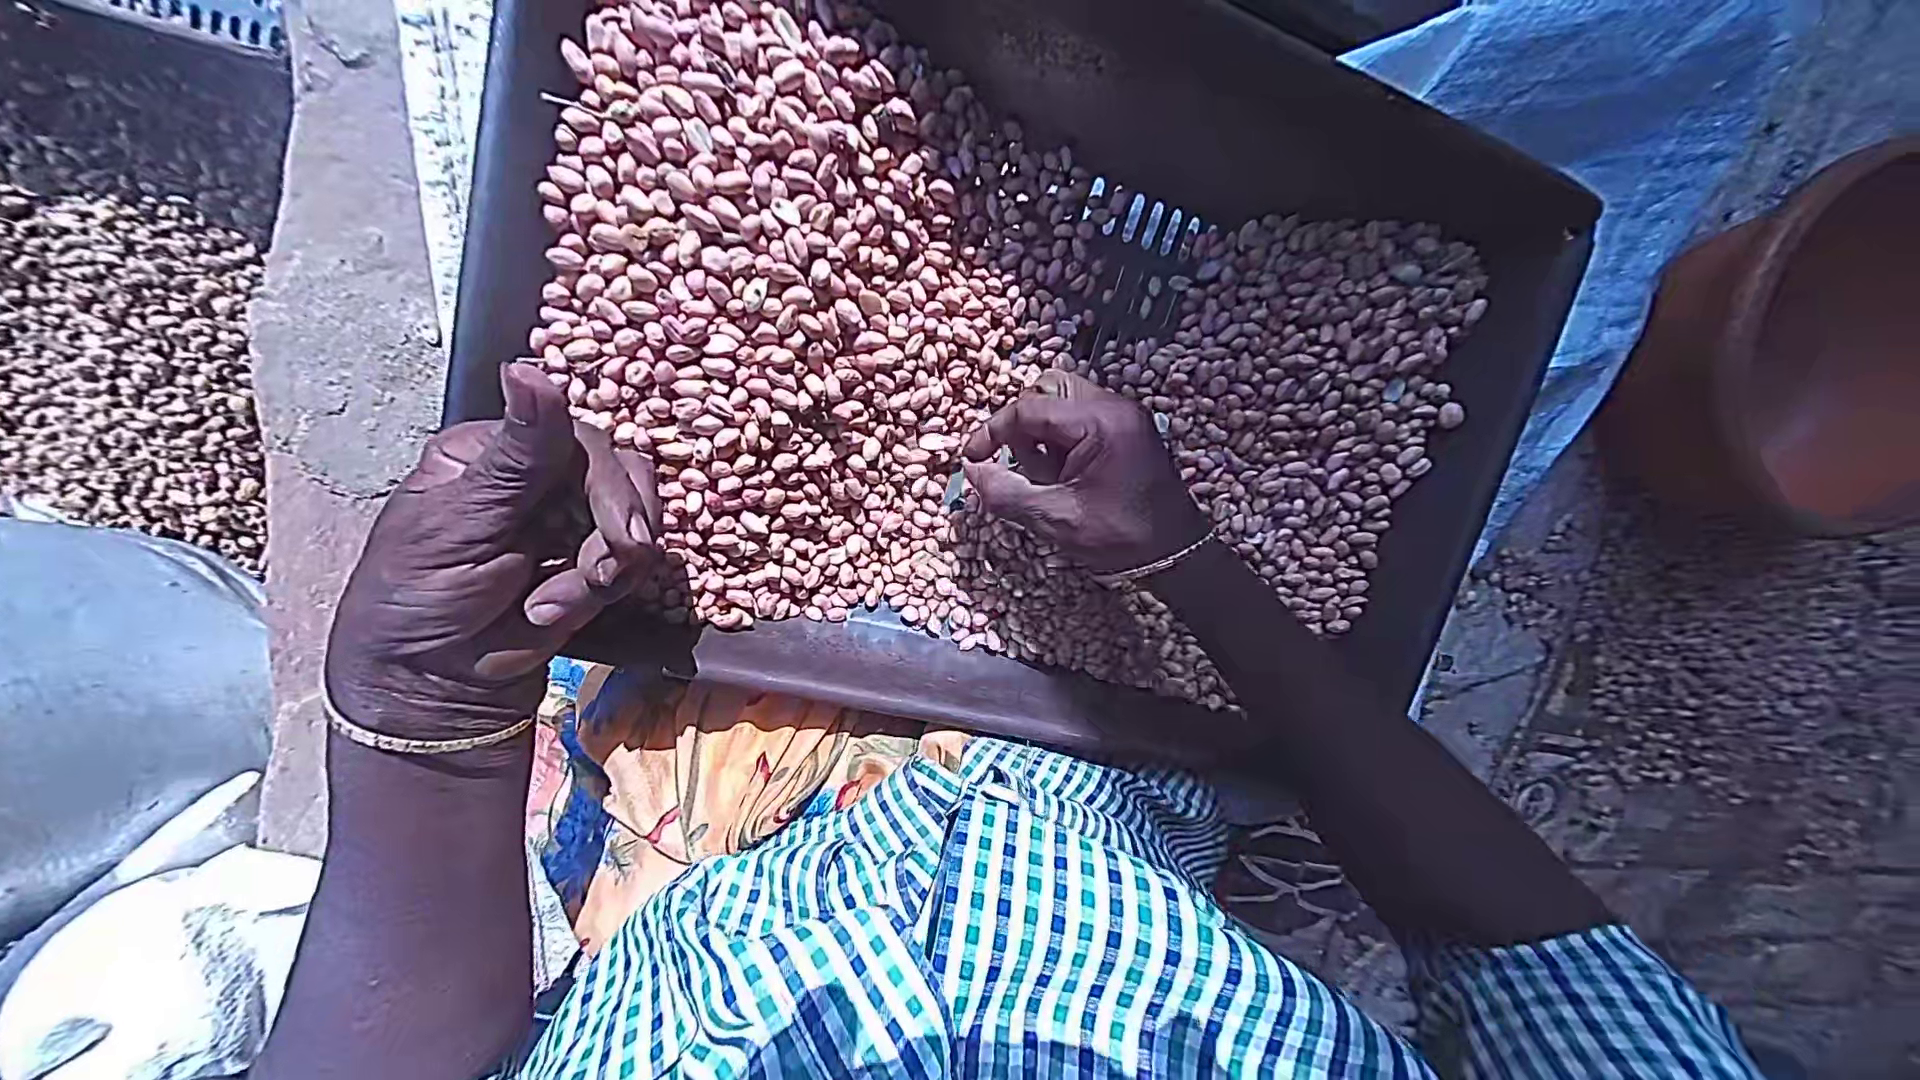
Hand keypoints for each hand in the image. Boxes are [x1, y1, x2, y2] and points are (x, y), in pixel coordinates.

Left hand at [324, 363, 660, 747]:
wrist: (433, 682)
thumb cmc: (420, 595)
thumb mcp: (462, 521)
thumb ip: (516, 453)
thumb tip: (529, 368)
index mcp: (501, 452)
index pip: (584, 442)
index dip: (612, 486)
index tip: (625, 535)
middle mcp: (545, 477)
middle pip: (624, 476)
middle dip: (621, 530)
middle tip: (604, 574)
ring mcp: (574, 519)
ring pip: (640, 518)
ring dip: (613, 564)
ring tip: (563, 600)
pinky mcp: (594, 557)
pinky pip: (634, 560)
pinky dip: (607, 589)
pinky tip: (558, 610)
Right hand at [962, 370, 1206, 573]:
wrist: (1177, 554)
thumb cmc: (1122, 537)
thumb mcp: (1056, 519)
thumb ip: (1006, 493)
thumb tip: (972, 471)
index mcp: (1101, 422)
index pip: (1029, 408)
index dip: (992, 432)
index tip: (973, 459)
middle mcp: (1115, 408)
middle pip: (1047, 390)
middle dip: (1023, 427)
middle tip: (1021, 466)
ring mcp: (1123, 417)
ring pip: (1062, 402)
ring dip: (1041, 435)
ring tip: (1048, 477)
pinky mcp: (1125, 431)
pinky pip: (1079, 420)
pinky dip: (1060, 442)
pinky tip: (1064, 477)